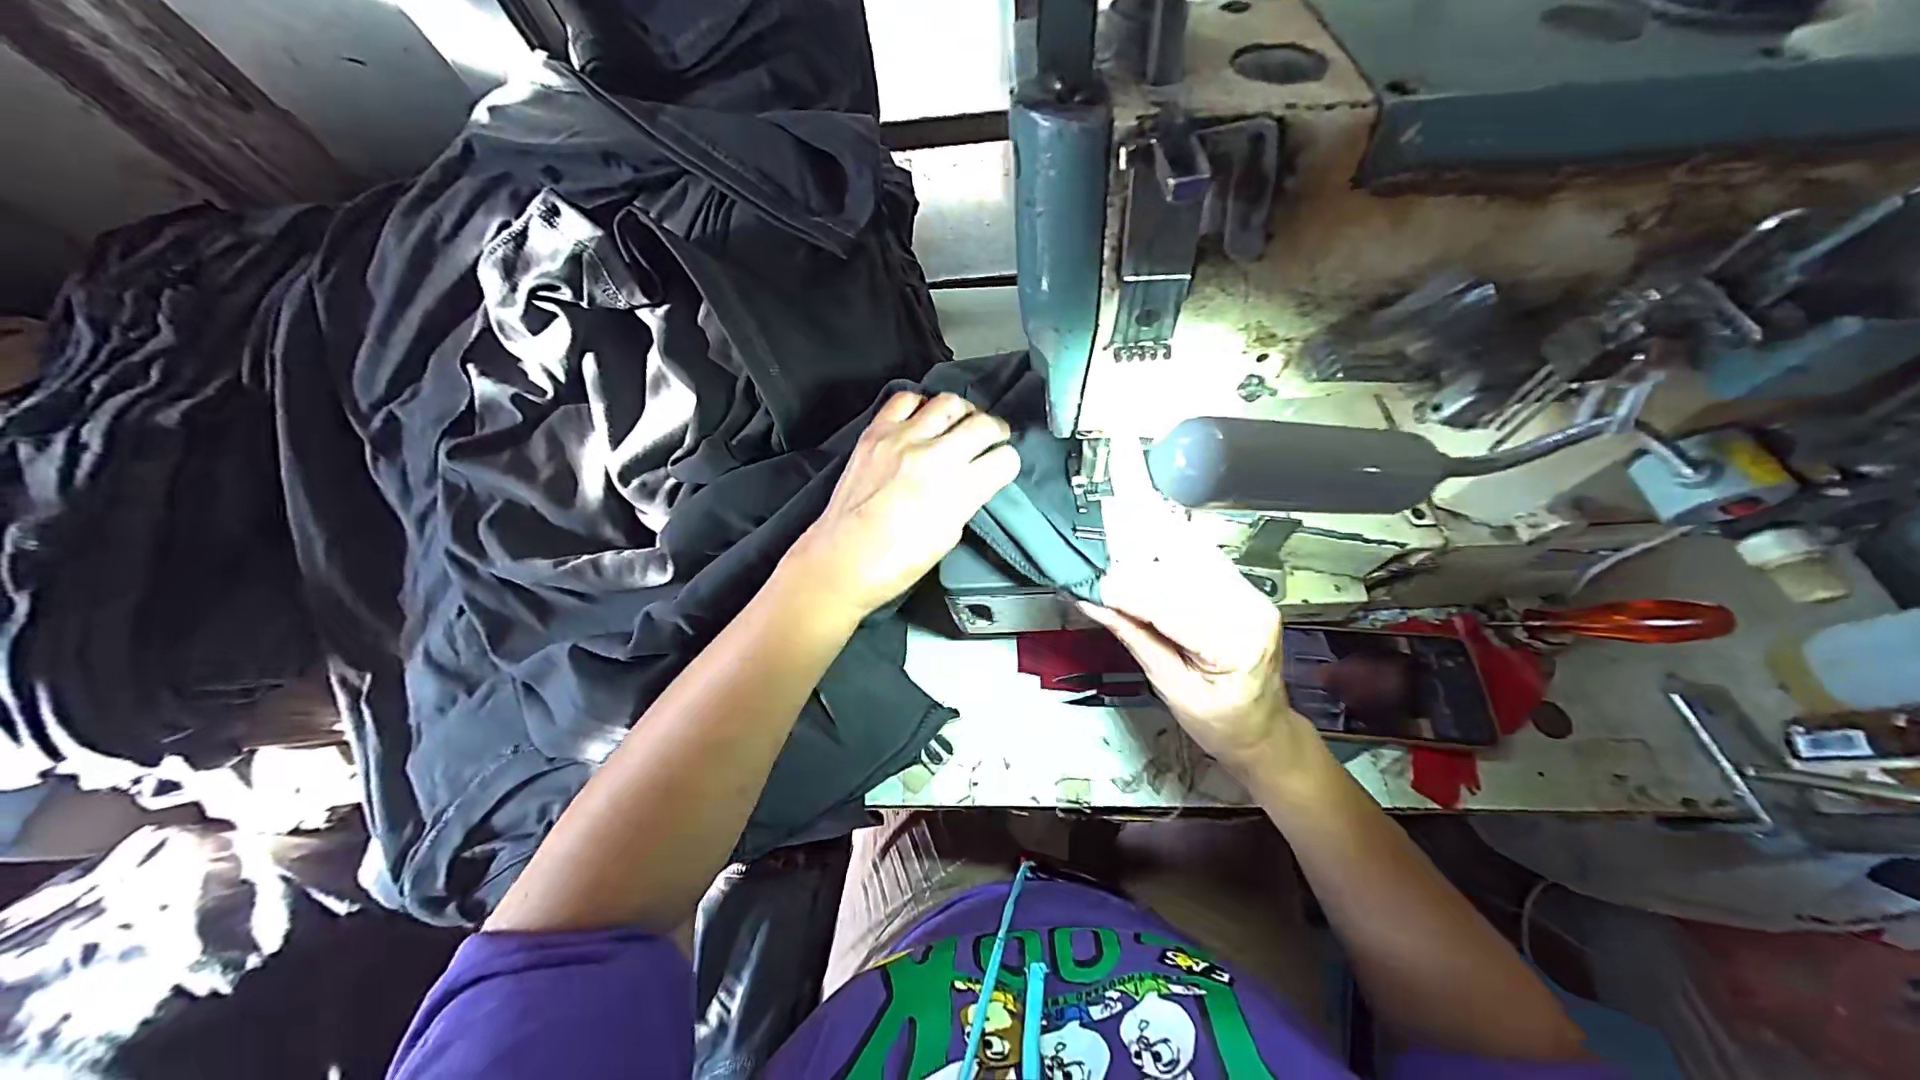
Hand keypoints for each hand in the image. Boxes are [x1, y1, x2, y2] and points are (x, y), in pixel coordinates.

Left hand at [785, 391, 1019, 618]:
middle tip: (990, 439)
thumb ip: (967, 499)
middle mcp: (934, 456)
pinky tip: (921, 420)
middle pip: (984, 423)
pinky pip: (906, 400)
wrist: (843, 560)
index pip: (1004, 458)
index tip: (1001, 466)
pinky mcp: (876, 434)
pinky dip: (921, 405)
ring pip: (949, 402)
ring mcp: (902, 439)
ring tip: (958, 424)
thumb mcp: (949, 535)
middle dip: (994, 432)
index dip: (1007, 463)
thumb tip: (974, 480)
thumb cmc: (896, 561)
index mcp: (958, 489)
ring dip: (961, 413)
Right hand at [1075, 437, 1314, 773]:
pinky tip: (1143, 526)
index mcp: (1239, 644)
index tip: (1097, 582)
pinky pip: (1200, 558)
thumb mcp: (1172, 689)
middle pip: (1185, 571)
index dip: (1133, 592)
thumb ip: (1136, 638)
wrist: (1263, 728)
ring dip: (1153, 538)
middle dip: (1141, 553)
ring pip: (1193, 556)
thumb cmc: (1222, 723)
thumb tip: (1095, 602)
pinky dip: (1168, 543)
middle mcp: (1251, 608)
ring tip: (1116, 516)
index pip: (1176, 608)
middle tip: (1102, 529)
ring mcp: (1248, 593)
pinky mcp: (1238, 587)